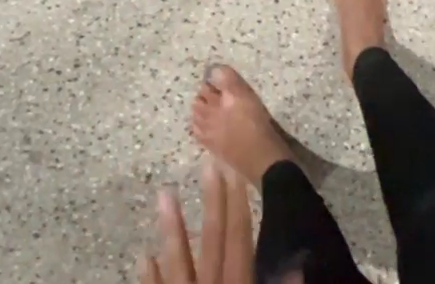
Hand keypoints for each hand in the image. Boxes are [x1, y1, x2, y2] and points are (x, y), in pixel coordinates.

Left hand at [141, 159, 254, 283]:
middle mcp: (208, 283)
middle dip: (212, 201)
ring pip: (178, 258)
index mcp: (236, 282)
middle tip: (208, 163)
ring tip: (164, 193)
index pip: (238, 237)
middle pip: (211, 238)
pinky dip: (151, 273)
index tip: (235, 168)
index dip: (238, 203)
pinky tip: (145, 255)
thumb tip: (289, 260)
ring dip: (172, 226)